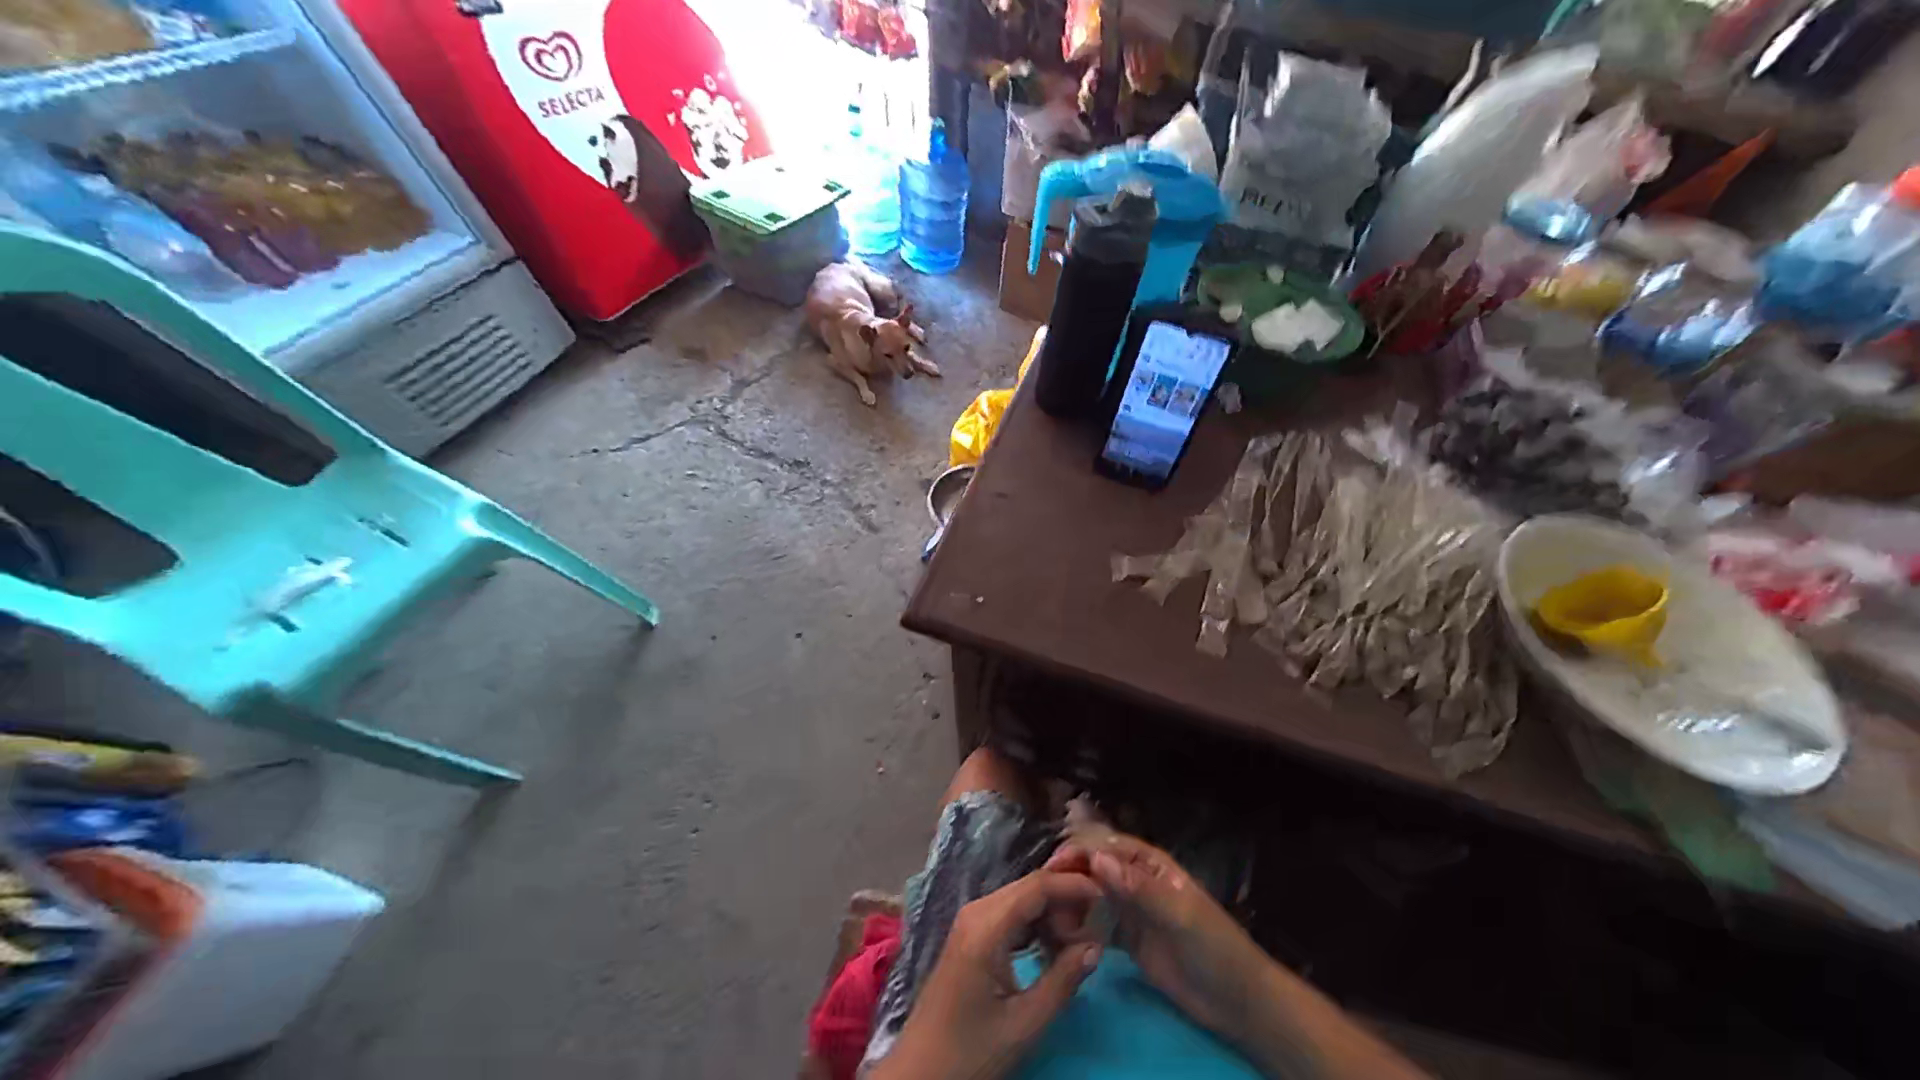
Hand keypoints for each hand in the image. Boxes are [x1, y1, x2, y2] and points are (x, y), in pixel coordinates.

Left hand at [872, 870, 1104, 1079]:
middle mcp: (976, 912)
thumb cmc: (972, 1050)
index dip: (1073, 885)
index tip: (1106, 896)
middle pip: (1029, 887)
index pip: (1036, 886)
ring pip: (1021, 899)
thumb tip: (1096, 945)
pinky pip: (1010, 914)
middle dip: (1066, 899)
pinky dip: (1035, 923)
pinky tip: (1054, 946)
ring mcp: (971, 922)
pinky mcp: (971, 936)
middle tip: (1096, 926)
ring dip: (1052, 912)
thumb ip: (1063, 980)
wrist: (921, 1071)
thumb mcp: (1026, 1022)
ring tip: (1079, 939)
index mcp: (985, 927)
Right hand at [1046, 831, 1270, 1045]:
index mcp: (1150, 865)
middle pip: (1094, 868)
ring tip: (1049, 917)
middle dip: (1068, 875)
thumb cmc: (1215, 948)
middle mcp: (1135, 881)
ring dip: (1070, 900)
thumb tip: (1097, 859)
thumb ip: (1139, 889)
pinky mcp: (1127, 939)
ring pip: (1090, 894)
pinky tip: (1061, 937)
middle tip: (1043, 895)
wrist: (1238, 1002)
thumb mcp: (1180, 916)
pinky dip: (1078, 926)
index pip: (1107, 846)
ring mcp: (1130, 910)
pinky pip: (1095, 924)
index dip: (1078, 852)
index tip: (1051, 868)